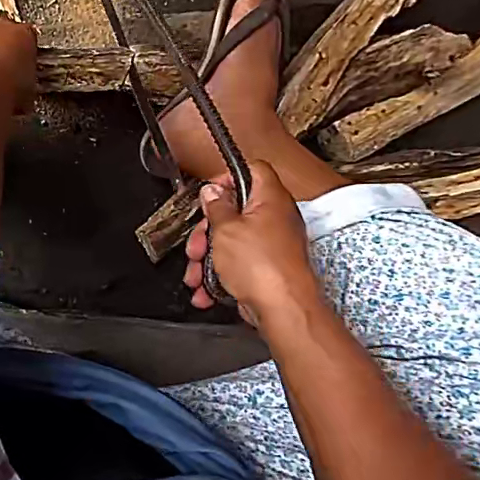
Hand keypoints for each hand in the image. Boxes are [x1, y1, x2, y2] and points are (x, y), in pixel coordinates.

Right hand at [185, 160, 320, 325]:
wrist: (283, 309)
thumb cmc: (263, 268)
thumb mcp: (225, 229)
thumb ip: (216, 207)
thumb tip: (212, 192)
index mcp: (270, 199)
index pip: (253, 170)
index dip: (228, 177)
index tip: (209, 193)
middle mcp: (275, 219)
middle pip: (234, 211)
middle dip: (207, 230)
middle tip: (197, 244)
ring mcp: (272, 244)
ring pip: (231, 241)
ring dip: (208, 257)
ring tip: (196, 273)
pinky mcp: (266, 268)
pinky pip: (237, 264)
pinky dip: (219, 275)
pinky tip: (206, 290)